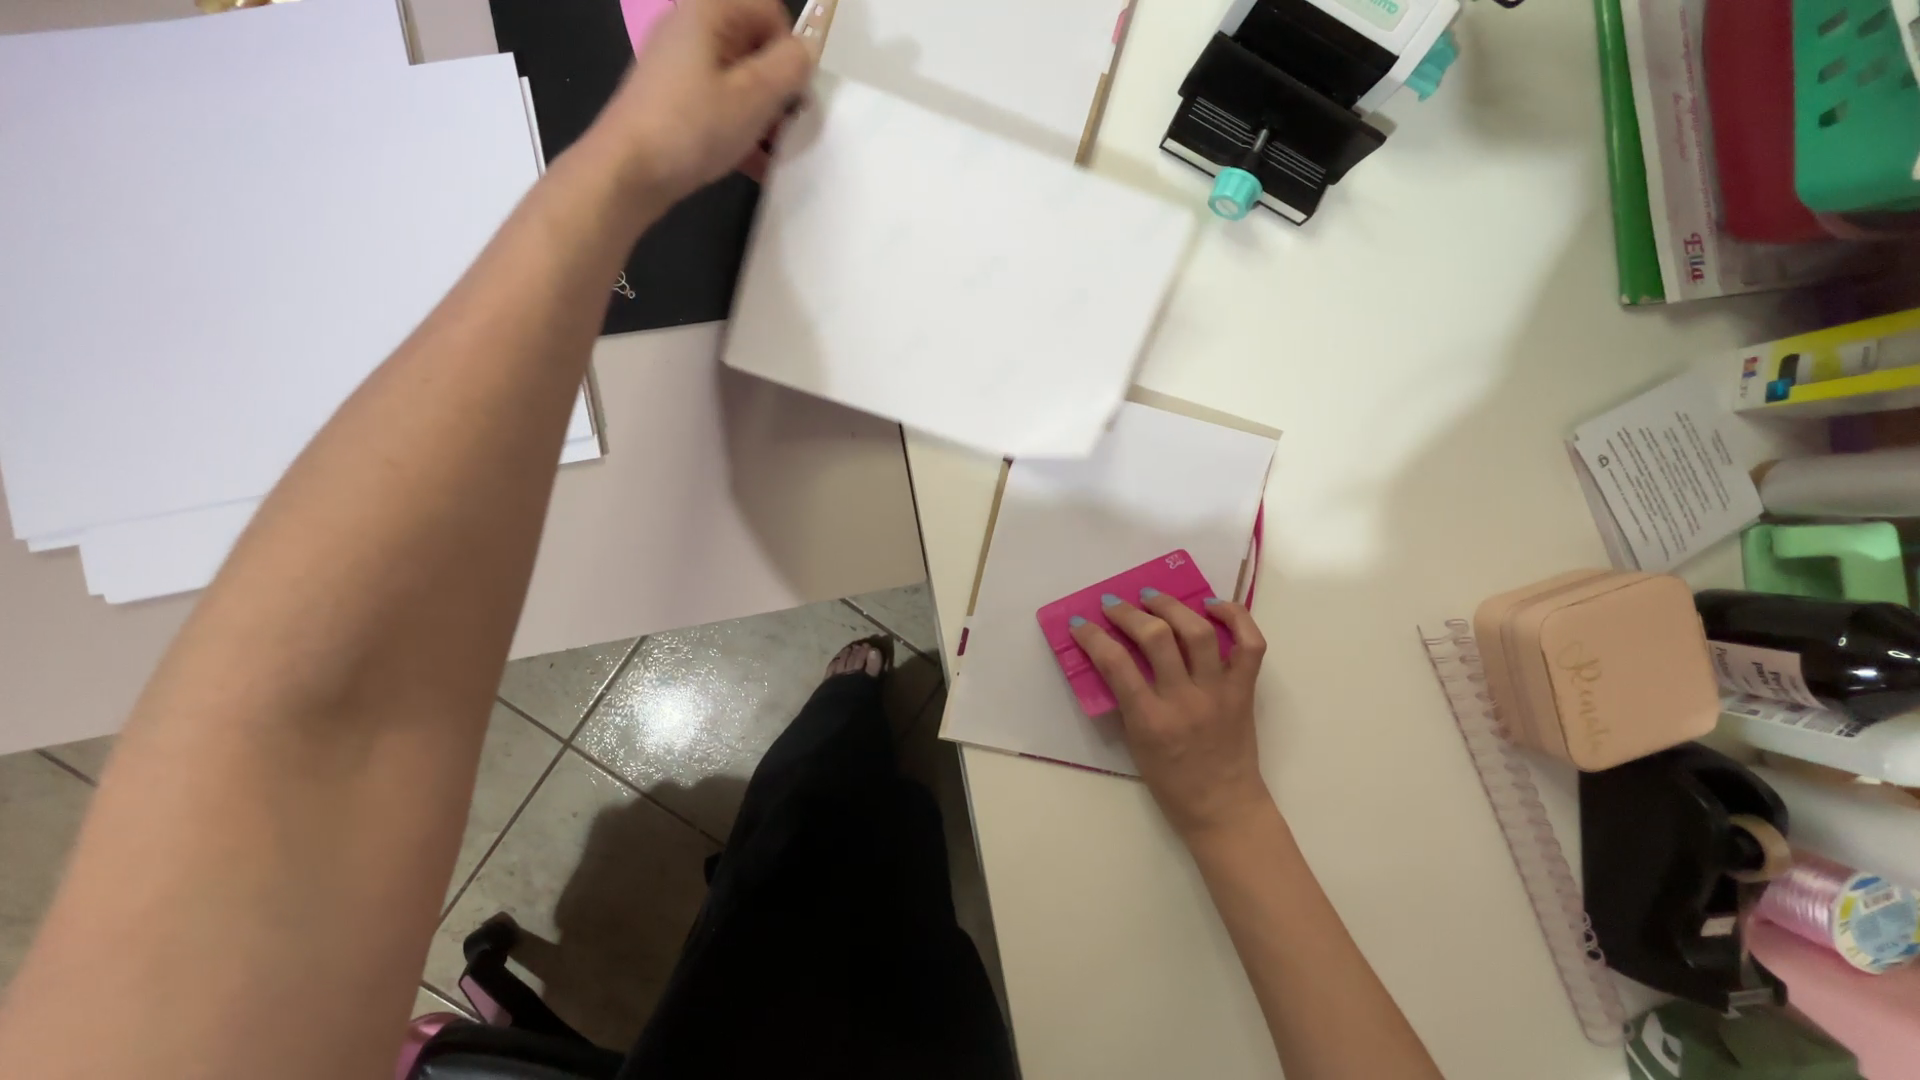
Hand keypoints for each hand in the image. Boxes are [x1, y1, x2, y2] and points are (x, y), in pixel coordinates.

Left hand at [588, 0, 812, 201]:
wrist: (628, 171)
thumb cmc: (693, 127)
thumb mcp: (754, 97)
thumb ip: (790, 67)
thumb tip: (806, 52)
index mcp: (708, 12)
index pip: (769, 10)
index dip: (790, 49)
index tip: (794, 93)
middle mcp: (690, 29)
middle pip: (753, 47)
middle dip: (778, 87)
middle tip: (788, 127)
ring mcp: (678, 66)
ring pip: (738, 80)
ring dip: (763, 115)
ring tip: (774, 152)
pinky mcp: (672, 100)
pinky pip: (719, 105)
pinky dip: (740, 130)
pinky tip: (755, 165)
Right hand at [1070, 592, 1270, 840]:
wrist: (1224, 807)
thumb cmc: (1171, 783)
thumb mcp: (1135, 744)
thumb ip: (1126, 702)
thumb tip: (1113, 660)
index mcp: (1151, 720)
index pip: (1115, 663)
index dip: (1092, 636)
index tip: (1080, 623)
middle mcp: (1185, 700)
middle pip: (1156, 638)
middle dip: (1129, 613)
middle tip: (1114, 604)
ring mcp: (1218, 692)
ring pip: (1199, 632)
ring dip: (1172, 606)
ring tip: (1154, 597)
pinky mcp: (1244, 690)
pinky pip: (1249, 645)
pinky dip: (1235, 618)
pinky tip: (1212, 607)